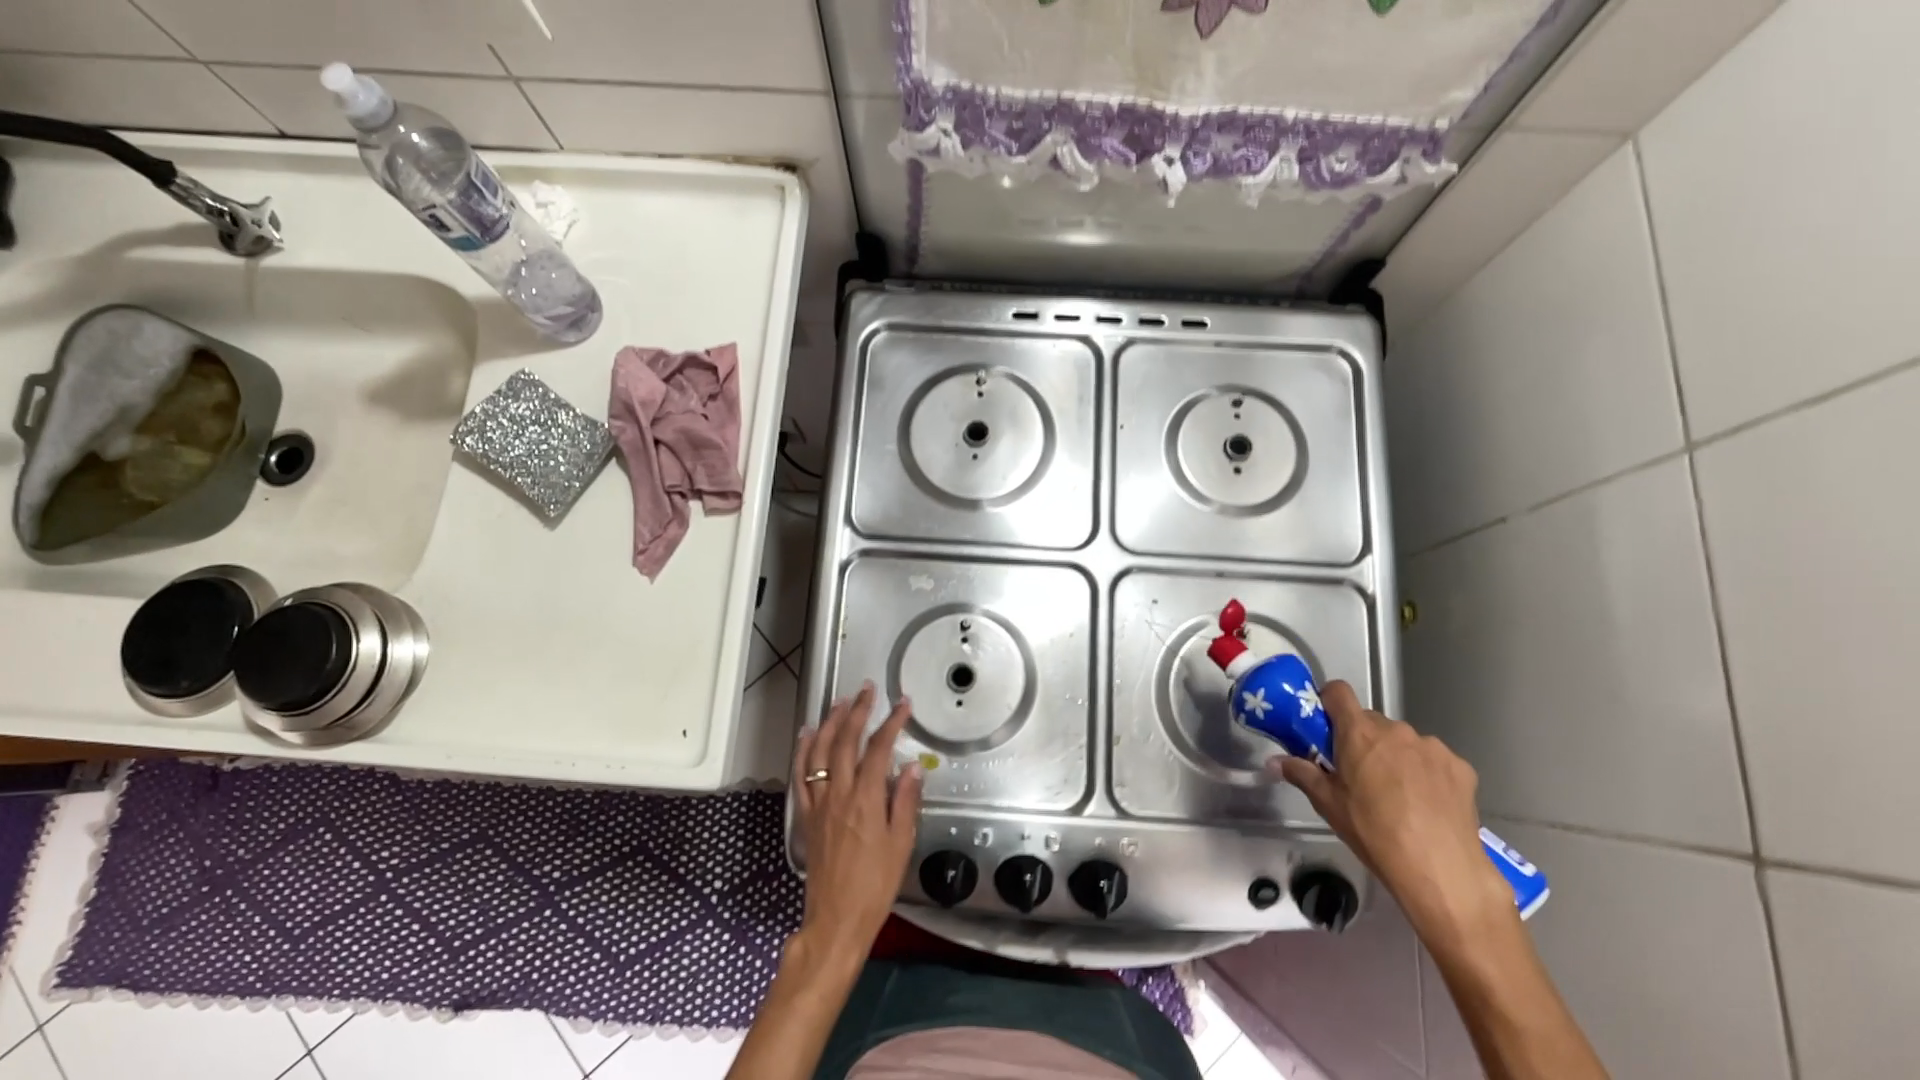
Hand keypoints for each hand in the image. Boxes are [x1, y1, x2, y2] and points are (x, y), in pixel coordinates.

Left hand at [792, 681, 924, 962]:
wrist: (837, 918)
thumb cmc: (875, 884)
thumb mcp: (901, 843)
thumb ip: (905, 801)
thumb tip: (911, 767)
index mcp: (866, 800)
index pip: (879, 750)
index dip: (891, 723)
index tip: (902, 705)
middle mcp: (838, 794)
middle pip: (845, 742)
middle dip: (857, 711)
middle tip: (867, 690)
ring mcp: (818, 803)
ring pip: (819, 752)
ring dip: (829, 723)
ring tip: (840, 702)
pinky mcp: (805, 815)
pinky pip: (801, 775)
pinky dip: (803, 750)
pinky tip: (808, 734)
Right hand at [1265, 680, 1509, 942]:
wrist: (1439, 866)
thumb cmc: (1372, 831)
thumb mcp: (1328, 805)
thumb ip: (1301, 774)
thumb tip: (1274, 762)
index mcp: (1359, 733)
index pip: (1338, 692)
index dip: (1328, 703)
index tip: (1324, 726)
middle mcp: (1396, 730)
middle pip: (1371, 723)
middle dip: (1362, 741)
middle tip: (1358, 774)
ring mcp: (1432, 746)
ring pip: (1404, 742)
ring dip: (1395, 757)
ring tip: (1397, 795)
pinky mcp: (1459, 766)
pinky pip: (1433, 760)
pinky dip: (1426, 774)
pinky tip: (1426, 804)